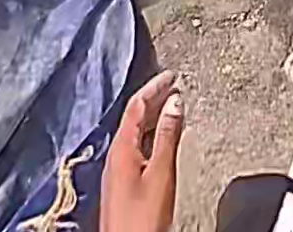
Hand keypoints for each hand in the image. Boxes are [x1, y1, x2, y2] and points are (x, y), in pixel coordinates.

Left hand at [101, 70, 184, 231]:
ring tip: (176, 106)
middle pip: (134, 117)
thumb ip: (168, 135)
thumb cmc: (143, 217)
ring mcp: (117, 171)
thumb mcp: (160, 173)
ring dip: (155, 117)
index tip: (173, 74)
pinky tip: (166, 138)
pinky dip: (153, 134)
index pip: (136, 105)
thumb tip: (175, 100)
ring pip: (136, 132)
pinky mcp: (123, 184)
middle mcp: (116, 155)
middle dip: (155, 99)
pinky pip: (138, 146)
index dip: (154, 86)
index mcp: (121, 147)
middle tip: (176, 86)